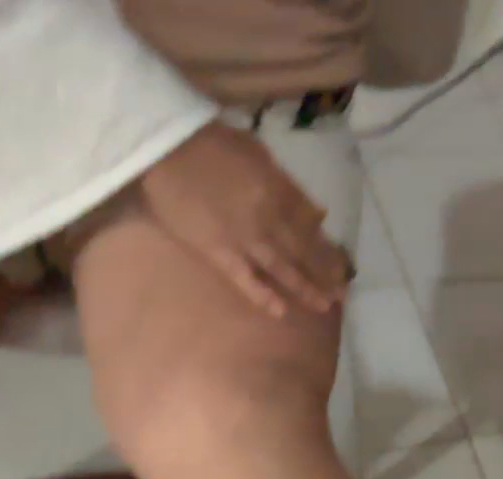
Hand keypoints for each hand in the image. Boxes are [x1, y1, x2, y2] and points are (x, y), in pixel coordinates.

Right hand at [138, 125, 350, 316]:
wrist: (160, 145)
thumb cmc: (210, 141)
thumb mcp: (260, 154)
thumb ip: (291, 186)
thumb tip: (320, 215)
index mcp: (279, 192)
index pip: (311, 228)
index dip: (327, 249)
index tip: (342, 266)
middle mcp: (268, 219)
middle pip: (303, 252)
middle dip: (325, 275)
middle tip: (342, 295)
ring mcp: (243, 238)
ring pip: (283, 269)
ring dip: (306, 289)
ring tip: (324, 307)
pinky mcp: (217, 251)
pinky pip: (244, 278)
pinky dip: (262, 295)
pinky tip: (281, 312)